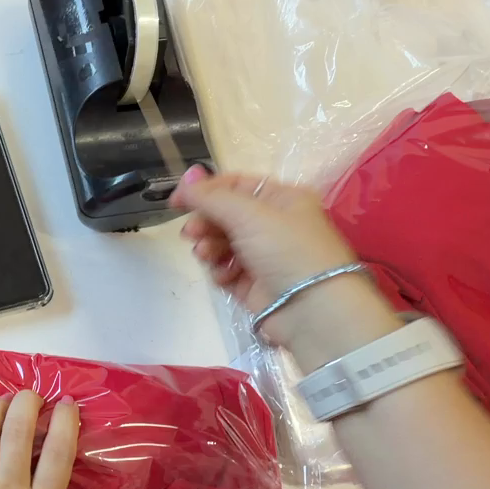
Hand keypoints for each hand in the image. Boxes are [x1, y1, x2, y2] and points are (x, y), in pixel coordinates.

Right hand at [171, 165, 399, 365]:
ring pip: (221, 243)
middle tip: (191, 234)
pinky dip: (220, 271)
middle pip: (224, 215)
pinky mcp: (253, 283)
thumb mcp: (250, 215)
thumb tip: (185, 178)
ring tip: (207, 256)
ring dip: (209, 247)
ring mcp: (263, 255)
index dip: (204, 191)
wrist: (313, 310)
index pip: (234, 185)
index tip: (176, 201)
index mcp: (281, 198)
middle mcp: (273, 224)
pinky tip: (224, 276)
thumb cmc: (288, 251)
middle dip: (205, 223)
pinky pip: (225, 269)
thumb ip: (211, 197)